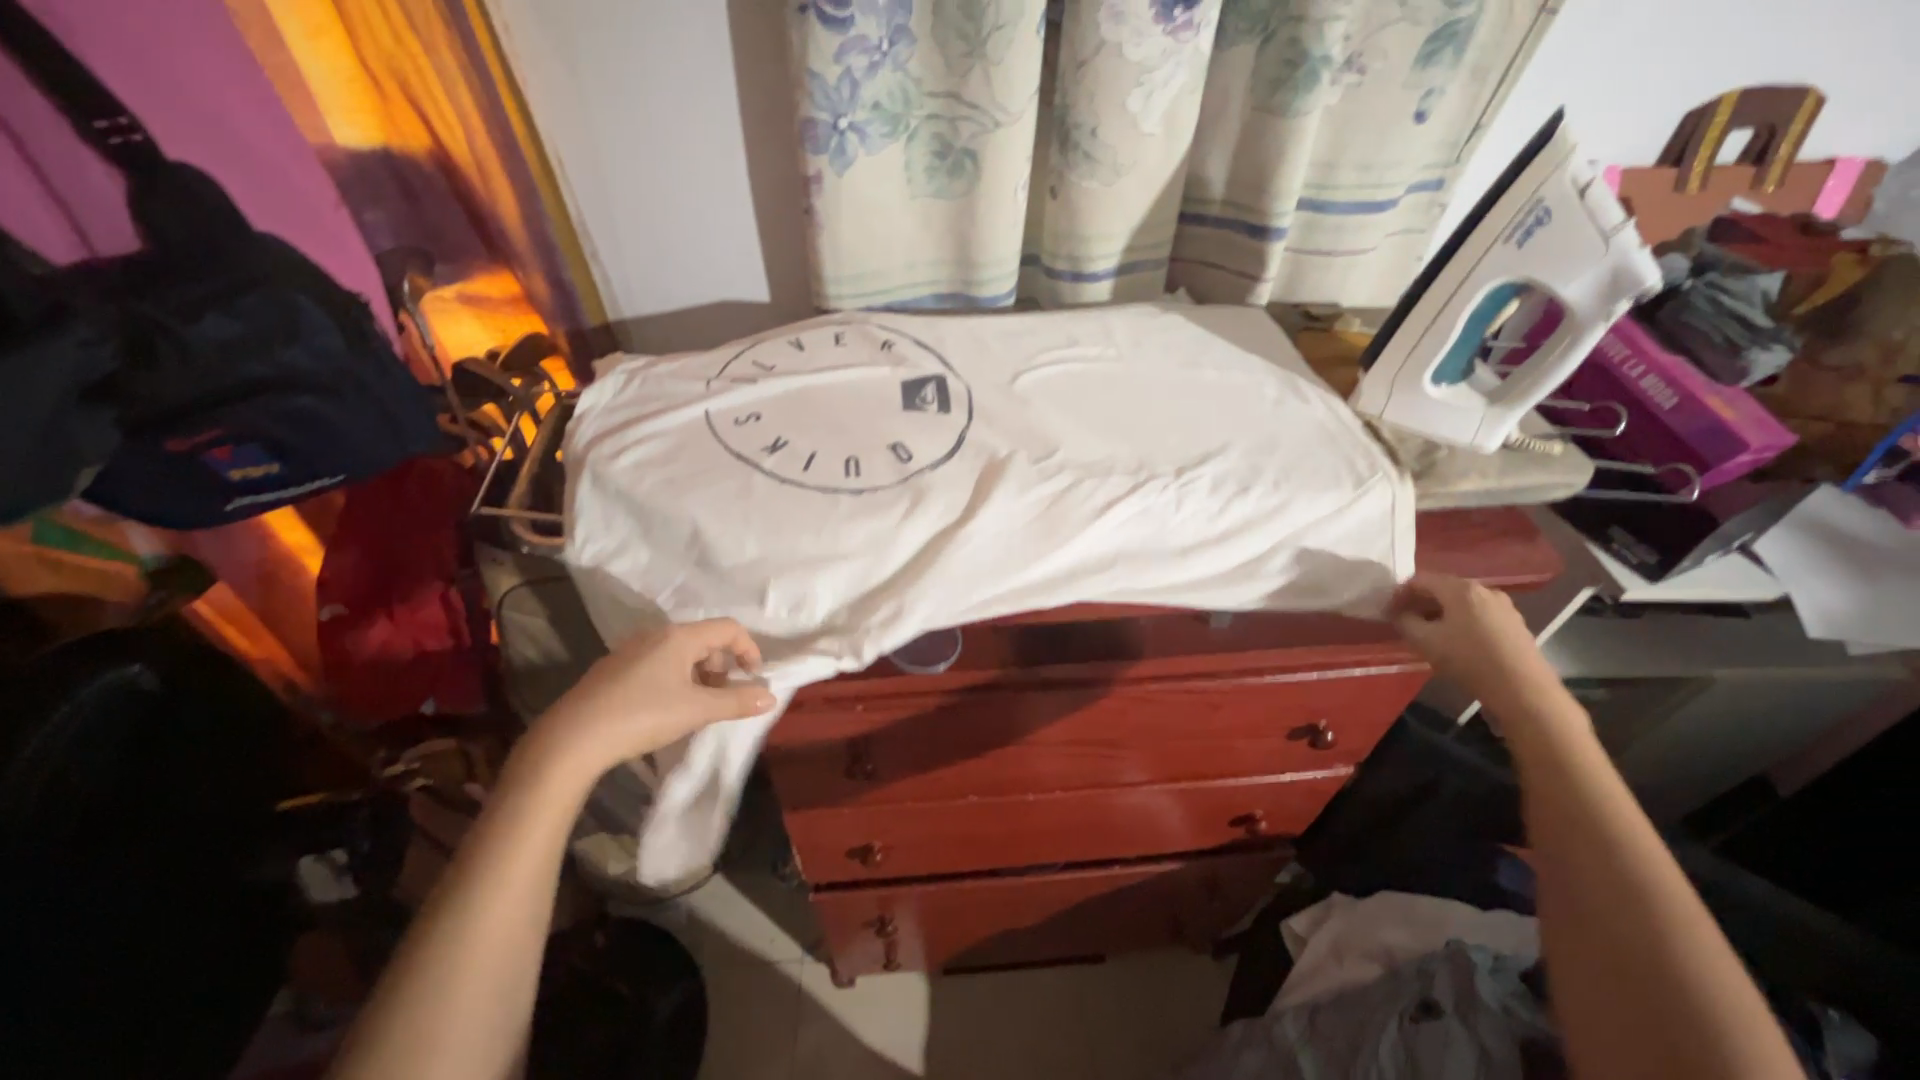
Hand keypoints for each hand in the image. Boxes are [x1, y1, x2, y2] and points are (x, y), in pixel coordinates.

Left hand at [520, 618, 775, 783]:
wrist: (573, 737)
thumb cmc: (642, 716)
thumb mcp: (697, 710)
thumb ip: (736, 701)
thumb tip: (770, 696)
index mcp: (679, 636)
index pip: (728, 628)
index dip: (749, 649)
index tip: (753, 678)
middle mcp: (655, 634)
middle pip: (703, 640)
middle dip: (721, 666)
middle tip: (722, 698)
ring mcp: (631, 650)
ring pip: (679, 654)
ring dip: (698, 676)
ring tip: (696, 708)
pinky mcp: (614, 669)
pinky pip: (657, 665)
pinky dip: (674, 680)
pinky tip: (665, 710)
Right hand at [1388, 573, 1567, 718]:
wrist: (1522, 688)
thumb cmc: (1468, 660)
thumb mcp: (1425, 642)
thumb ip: (1405, 622)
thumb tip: (1399, 614)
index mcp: (1461, 589)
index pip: (1421, 580)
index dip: (1400, 593)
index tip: (1388, 611)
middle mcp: (1485, 590)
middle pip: (1444, 589)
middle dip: (1421, 603)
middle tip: (1405, 621)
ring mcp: (1504, 607)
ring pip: (1462, 603)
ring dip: (1441, 613)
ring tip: (1429, 633)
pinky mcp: (1514, 624)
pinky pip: (1479, 616)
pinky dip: (1461, 622)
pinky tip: (1457, 642)